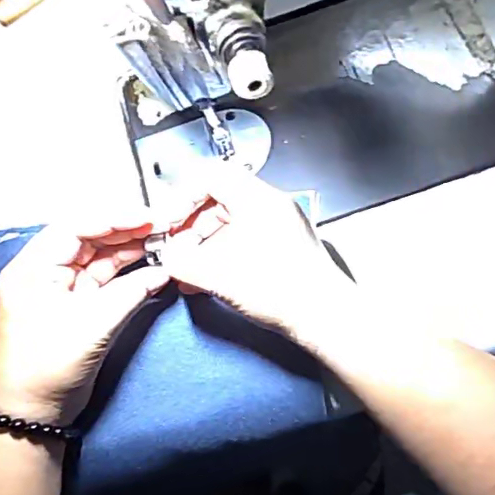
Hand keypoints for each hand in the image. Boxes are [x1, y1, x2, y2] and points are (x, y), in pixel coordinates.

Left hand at [0, 209, 171, 425]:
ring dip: (131, 251)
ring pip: (100, 260)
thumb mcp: (92, 325)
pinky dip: (129, 275)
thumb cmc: (46, 366)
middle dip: (126, 232)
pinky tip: (153, 269)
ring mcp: (63, 291)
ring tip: (163, 243)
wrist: (30, 410)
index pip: (75, 227)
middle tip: (162, 227)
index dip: (113, 218)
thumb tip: (161, 271)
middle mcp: (46, 273)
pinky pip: (106, 282)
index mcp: (34, 268)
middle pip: (90, 239)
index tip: (146, 217)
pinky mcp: (78, 308)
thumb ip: (130, 293)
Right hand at [159, 161, 358, 344]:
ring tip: (192, 272)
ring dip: (207, 245)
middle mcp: (274, 207)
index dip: (182, 197)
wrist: (324, 318)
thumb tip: (169, 257)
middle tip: (178, 249)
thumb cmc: (286, 292)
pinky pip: (249, 241)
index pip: (210, 176)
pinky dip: (227, 255)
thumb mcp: (217, 275)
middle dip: (192, 226)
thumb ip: (181, 261)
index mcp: (258, 200)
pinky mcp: (289, 248)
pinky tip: (214, 280)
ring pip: (234, 224)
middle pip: (220, 201)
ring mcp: (284, 227)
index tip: (170, 221)